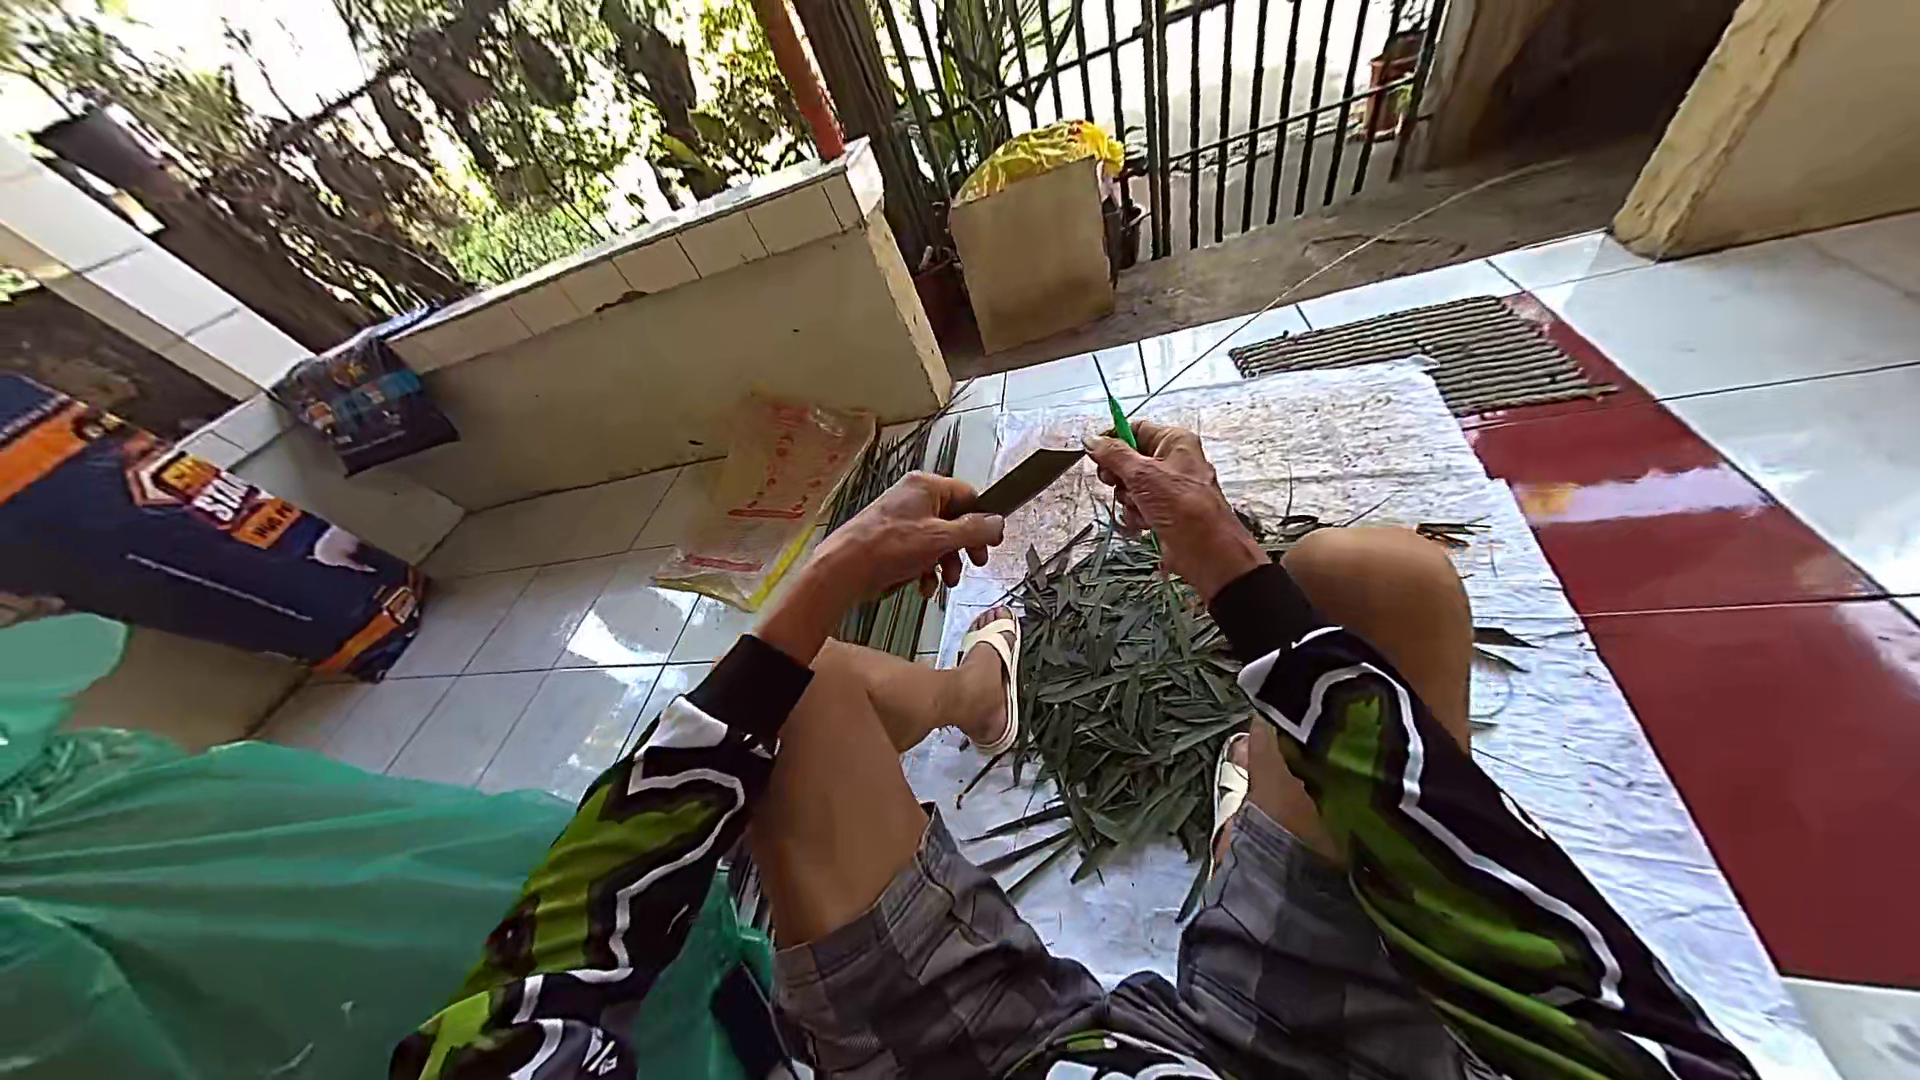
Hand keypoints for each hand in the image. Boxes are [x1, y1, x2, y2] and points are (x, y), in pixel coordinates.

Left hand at [810, 471, 1004, 602]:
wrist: (844, 570)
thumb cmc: (886, 547)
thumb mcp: (940, 538)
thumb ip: (974, 530)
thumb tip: (997, 523)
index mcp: (925, 487)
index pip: (967, 496)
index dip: (983, 520)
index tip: (992, 541)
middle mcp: (913, 500)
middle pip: (954, 520)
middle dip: (964, 547)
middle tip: (975, 563)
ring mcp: (902, 521)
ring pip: (938, 540)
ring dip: (947, 563)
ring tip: (947, 581)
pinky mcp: (892, 542)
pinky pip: (920, 553)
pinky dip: (927, 570)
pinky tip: (925, 586)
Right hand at [1083, 421, 1266, 601]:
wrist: (1207, 552)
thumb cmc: (1183, 507)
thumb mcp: (1143, 475)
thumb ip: (1113, 455)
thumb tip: (1092, 440)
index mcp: (1174, 442)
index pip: (1135, 429)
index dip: (1113, 440)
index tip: (1094, 453)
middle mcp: (1172, 461)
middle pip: (1128, 459)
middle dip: (1118, 476)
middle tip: (1117, 483)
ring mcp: (1168, 487)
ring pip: (1129, 485)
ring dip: (1127, 499)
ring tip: (1140, 507)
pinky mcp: (1164, 510)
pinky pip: (1137, 505)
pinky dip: (1136, 514)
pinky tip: (1146, 522)